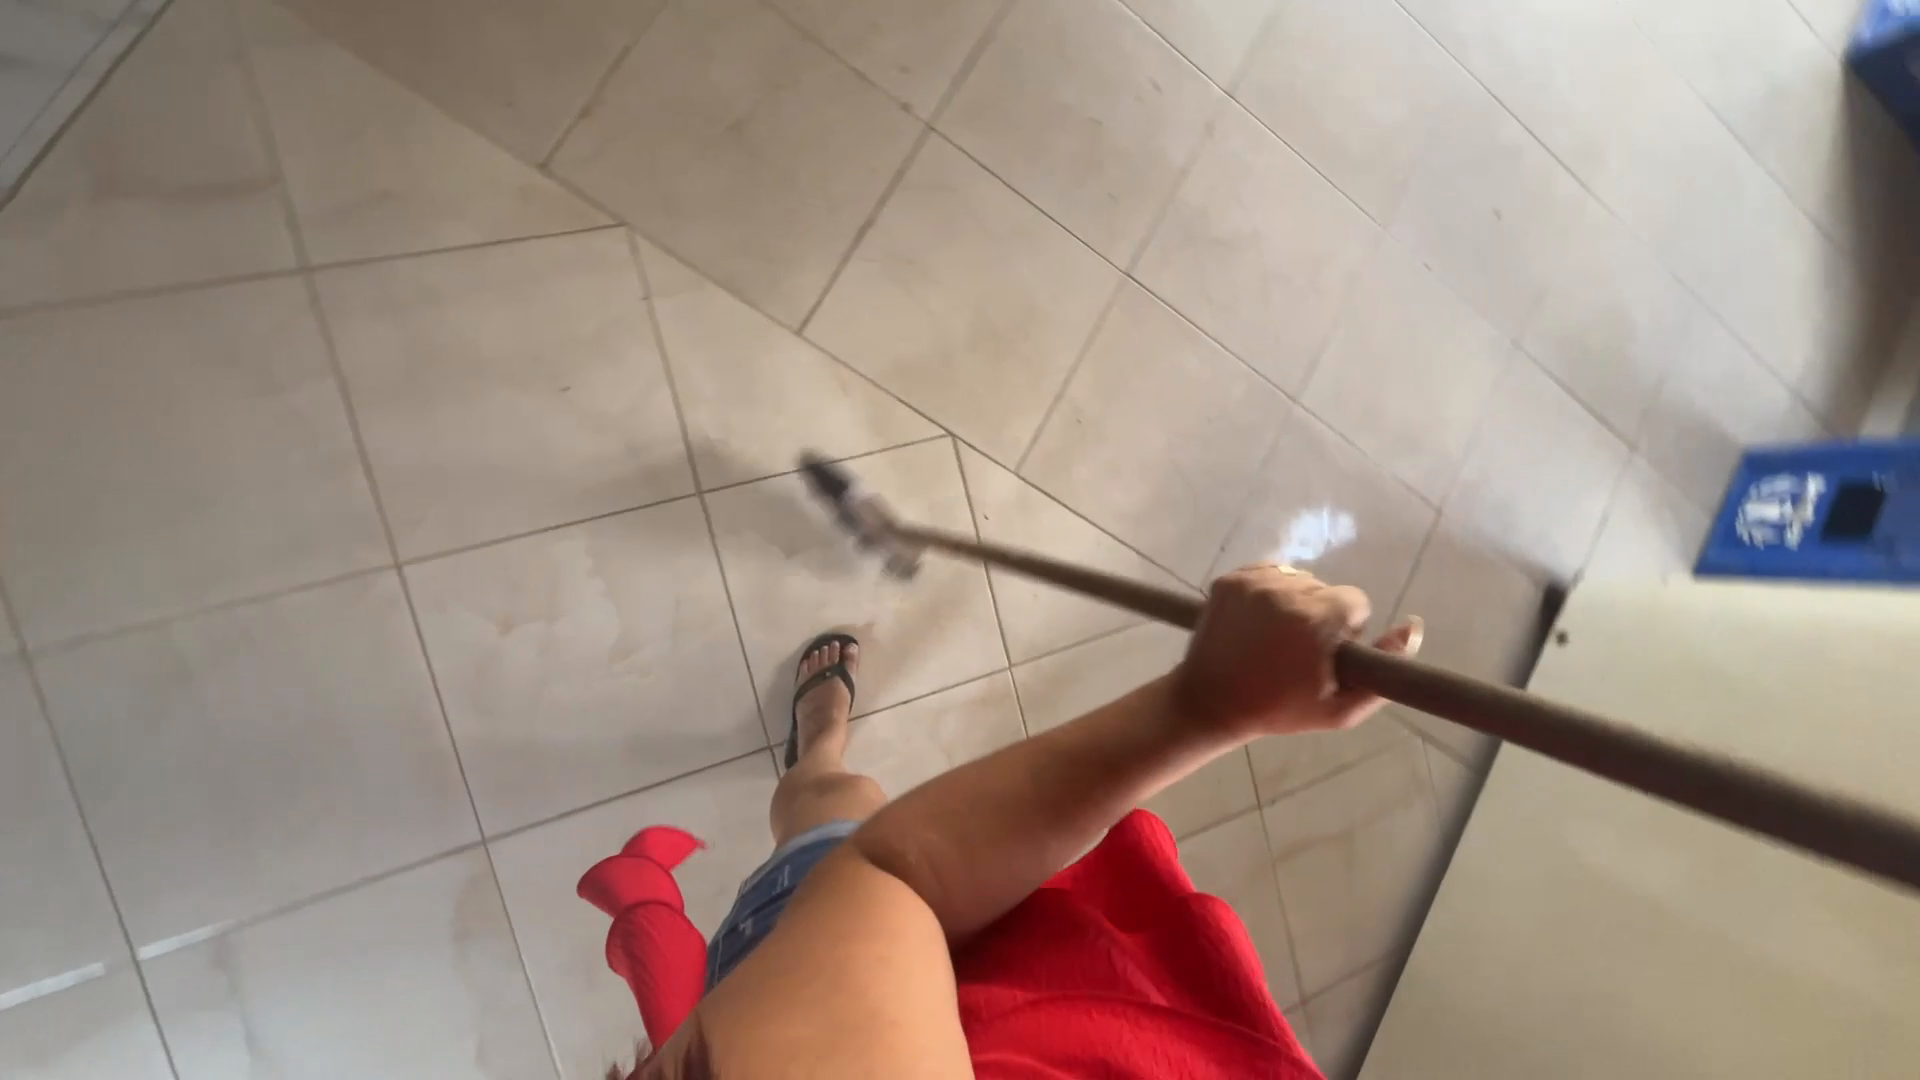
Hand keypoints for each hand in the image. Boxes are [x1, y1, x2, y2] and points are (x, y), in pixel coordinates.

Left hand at [1173, 564, 1421, 739]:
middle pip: (1325, 588)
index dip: (1346, 629)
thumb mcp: (1341, 706)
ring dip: (1295, 601)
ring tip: (1276, 635)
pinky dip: (1269, 592)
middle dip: (1321, 614)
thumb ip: (1385, 667)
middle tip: (1298, 648)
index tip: (1326, 652)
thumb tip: (1413, 626)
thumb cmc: (1278, 709)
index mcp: (1315, 617)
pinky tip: (1260, 621)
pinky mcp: (1228, 580)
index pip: (1355, 601)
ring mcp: (1251, 582)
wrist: (1210, 701)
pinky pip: (1266, 573)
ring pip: (1296, 579)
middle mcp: (1285, 590)